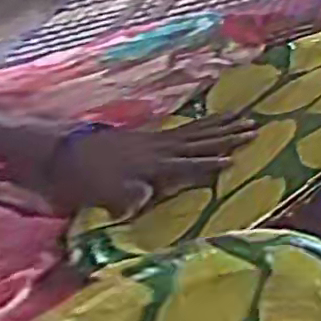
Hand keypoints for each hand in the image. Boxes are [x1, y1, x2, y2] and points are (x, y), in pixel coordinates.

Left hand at [46, 116, 257, 217]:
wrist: (64, 152)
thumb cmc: (84, 178)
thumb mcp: (100, 194)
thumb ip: (128, 198)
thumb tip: (146, 205)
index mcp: (155, 166)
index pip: (189, 165)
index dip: (211, 163)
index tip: (234, 160)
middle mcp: (165, 150)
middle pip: (203, 142)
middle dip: (230, 136)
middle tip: (256, 128)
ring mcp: (162, 139)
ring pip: (201, 130)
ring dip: (225, 125)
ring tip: (247, 117)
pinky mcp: (157, 133)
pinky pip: (189, 125)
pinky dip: (207, 120)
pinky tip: (220, 115)